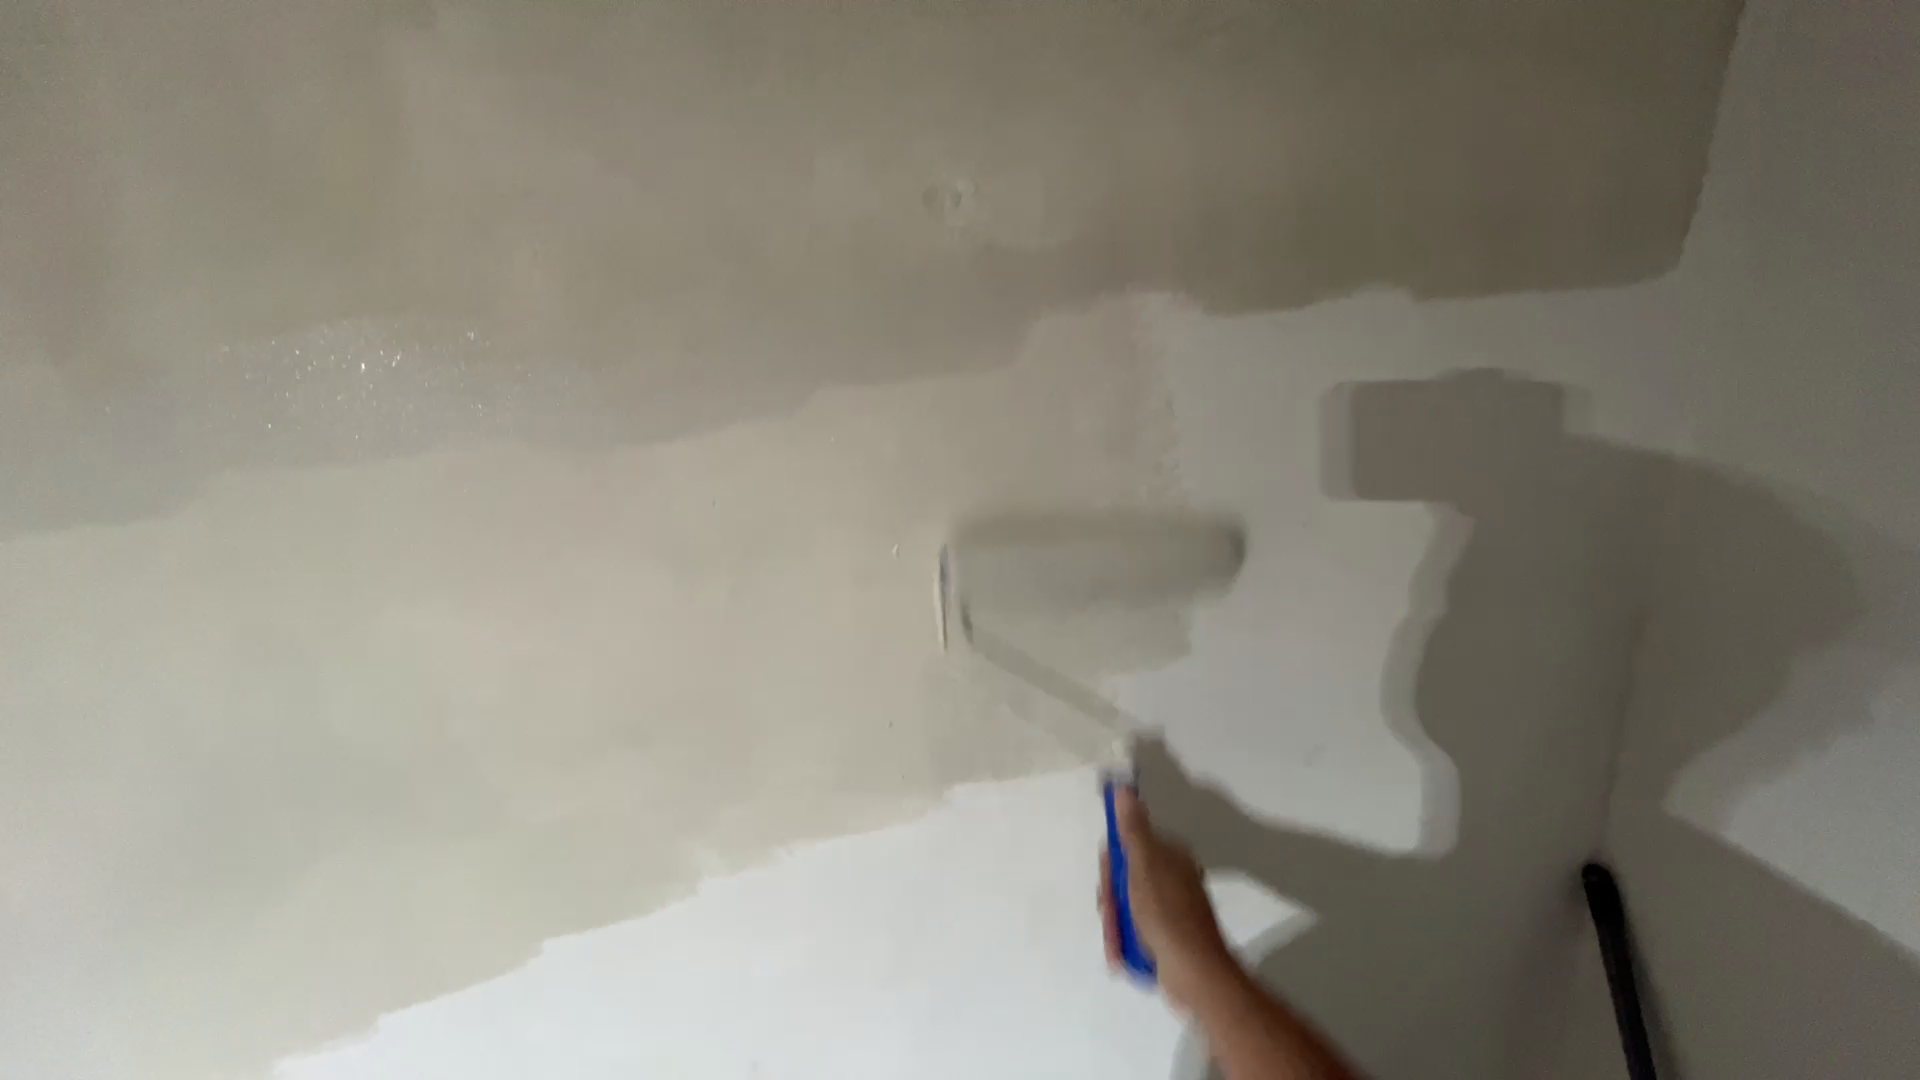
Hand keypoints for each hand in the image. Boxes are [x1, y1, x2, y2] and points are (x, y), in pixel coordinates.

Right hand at [1099, 786, 1241, 1013]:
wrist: (1193, 973)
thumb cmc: (1166, 914)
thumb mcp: (1143, 865)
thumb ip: (1132, 829)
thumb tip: (1124, 788)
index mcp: (1170, 857)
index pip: (1129, 846)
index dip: (1112, 862)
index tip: (1106, 879)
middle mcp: (1172, 879)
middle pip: (1125, 878)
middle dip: (1111, 898)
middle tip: (1110, 913)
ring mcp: (1170, 910)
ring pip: (1127, 907)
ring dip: (1115, 923)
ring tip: (1117, 941)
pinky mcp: (1167, 937)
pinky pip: (1136, 930)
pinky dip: (1125, 941)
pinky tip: (1122, 953)